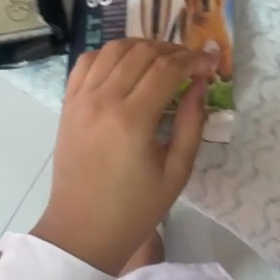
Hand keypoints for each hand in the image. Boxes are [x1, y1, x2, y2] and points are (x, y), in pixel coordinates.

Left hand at [31, 39, 215, 273]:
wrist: (81, 232)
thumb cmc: (133, 210)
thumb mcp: (176, 173)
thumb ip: (191, 123)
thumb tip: (200, 84)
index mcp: (131, 121)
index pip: (166, 69)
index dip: (193, 59)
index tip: (211, 62)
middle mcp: (103, 101)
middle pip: (141, 52)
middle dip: (172, 50)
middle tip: (190, 63)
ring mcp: (80, 99)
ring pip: (113, 49)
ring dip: (142, 47)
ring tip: (161, 60)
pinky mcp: (68, 104)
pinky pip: (87, 61)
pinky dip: (109, 54)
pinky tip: (126, 65)